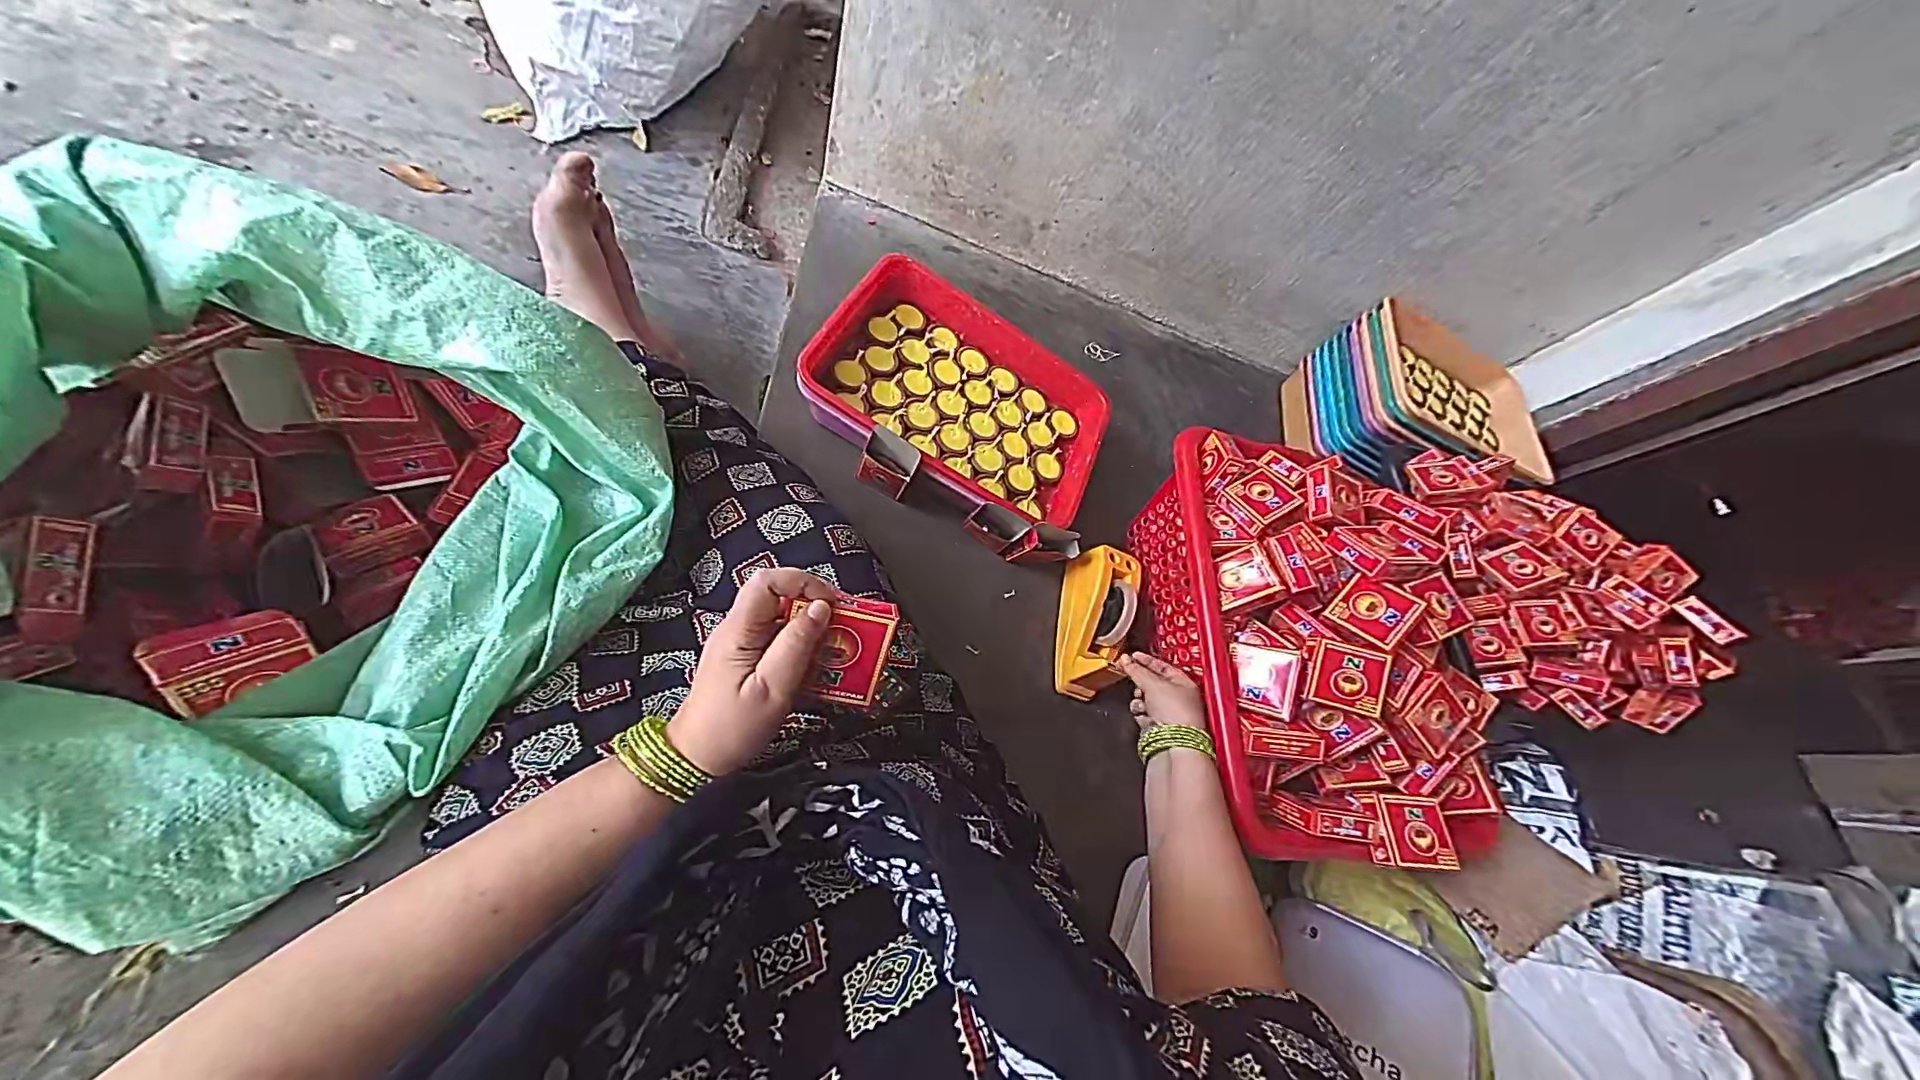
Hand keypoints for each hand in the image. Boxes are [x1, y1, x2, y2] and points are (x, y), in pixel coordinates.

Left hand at [669, 568, 838, 775]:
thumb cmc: (731, 729)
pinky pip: (780, 638)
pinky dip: (802, 647)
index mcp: (738, 630)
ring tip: (833, 651)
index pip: (769, 581)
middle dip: (815, 607)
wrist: (696, 758)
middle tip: (842, 628)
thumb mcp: (772, 689)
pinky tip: (815, 668)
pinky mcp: (748, 657)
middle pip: (780, 595)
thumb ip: (797, 645)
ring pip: (784, 617)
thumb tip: (821, 608)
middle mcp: (738, 629)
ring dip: (812, 629)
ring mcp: (742, 642)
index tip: (832, 604)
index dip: (804, 582)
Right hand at [1117, 651, 1206, 733]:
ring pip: (1146, 700)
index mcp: (1184, 683)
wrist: (1174, 744)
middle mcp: (1179, 698)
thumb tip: (1127, 660)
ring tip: (1140, 702)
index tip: (1133, 656)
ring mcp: (1169, 713)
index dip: (1146, 660)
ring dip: (1140, 700)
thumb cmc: (1177, 714)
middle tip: (1133, 679)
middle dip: (1141, 683)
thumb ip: (1137, 670)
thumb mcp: (1153, 684)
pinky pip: (1144, 714)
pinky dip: (1141, 714)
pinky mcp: (1160, 727)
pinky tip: (1143, 715)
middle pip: (1153, 683)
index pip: (1162, 666)